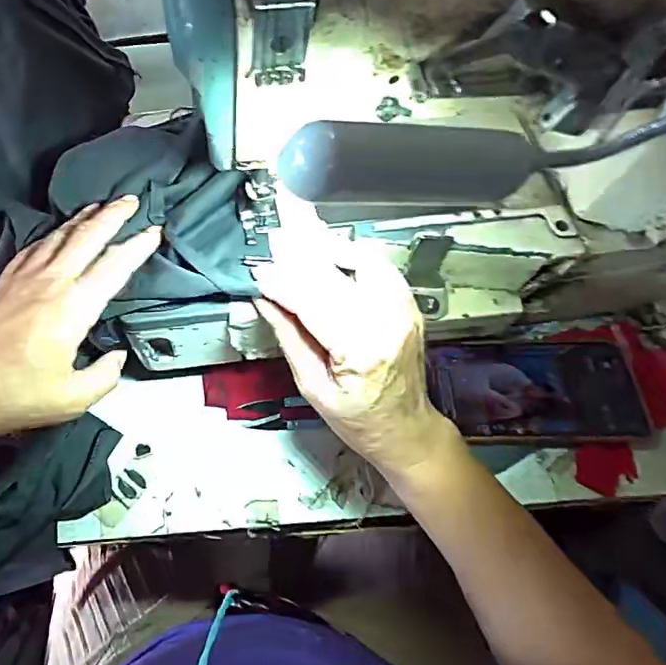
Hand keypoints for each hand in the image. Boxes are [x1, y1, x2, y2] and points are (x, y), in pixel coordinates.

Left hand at [0, 197, 160, 457]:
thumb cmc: (11, 397)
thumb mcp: (72, 399)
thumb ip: (104, 376)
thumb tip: (115, 357)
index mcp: (73, 309)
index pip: (114, 267)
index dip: (137, 246)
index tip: (154, 231)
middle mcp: (49, 284)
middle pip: (86, 237)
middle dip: (112, 215)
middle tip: (131, 200)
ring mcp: (21, 280)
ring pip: (58, 237)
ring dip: (82, 218)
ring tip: (99, 207)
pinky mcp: (1, 284)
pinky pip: (33, 248)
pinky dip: (52, 234)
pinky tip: (55, 234)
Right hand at [252, 239, 462, 476]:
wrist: (405, 427)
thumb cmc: (360, 419)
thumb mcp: (312, 386)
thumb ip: (290, 337)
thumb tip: (266, 300)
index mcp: (361, 351)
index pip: (313, 303)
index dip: (282, 284)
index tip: (259, 272)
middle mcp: (387, 323)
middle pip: (336, 276)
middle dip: (300, 257)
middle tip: (274, 241)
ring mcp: (402, 310)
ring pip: (360, 261)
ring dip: (326, 248)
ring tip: (297, 237)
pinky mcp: (407, 304)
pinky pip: (378, 266)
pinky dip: (351, 254)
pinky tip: (329, 250)